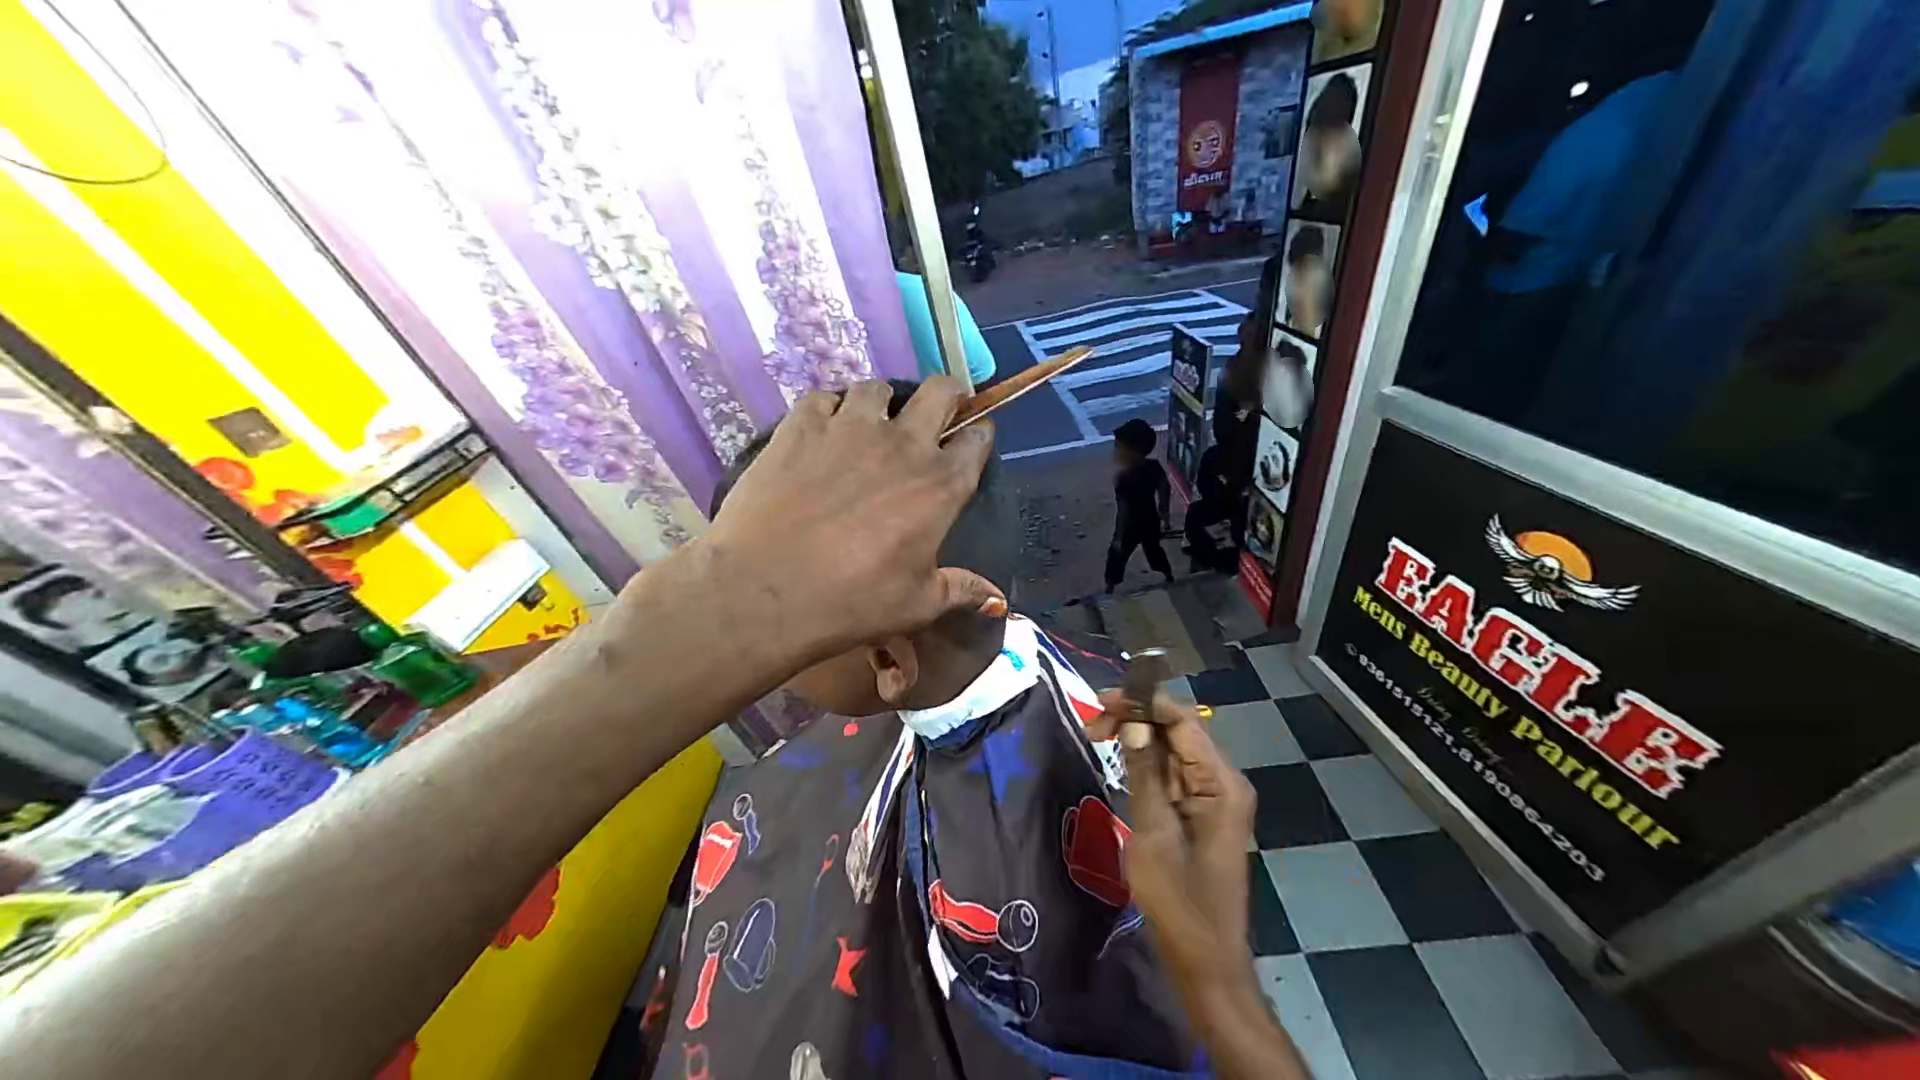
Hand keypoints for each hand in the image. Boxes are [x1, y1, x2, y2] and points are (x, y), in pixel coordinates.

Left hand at [699, 377, 1005, 665]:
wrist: (765, 591)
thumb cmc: (853, 601)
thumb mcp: (917, 604)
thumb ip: (962, 590)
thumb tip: (999, 600)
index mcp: (941, 484)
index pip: (977, 439)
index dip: (978, 437)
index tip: (971, 444)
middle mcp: (903, 443)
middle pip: (940, 391)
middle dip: (946, 396)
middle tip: (935, 414)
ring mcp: (849, 428)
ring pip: (877, 388)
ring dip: (883, 403)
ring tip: (870, 426)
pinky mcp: (801, 426)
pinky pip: (823, 398)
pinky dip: (829, 410)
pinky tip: (821, 434)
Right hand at [1098, 691, 1257, 991]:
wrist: (1204, 961)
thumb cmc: (1179, 901)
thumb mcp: (1153, 833)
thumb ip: (1144, 773)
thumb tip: (1132, 722)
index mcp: (1222, 783)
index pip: (1183, 721)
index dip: (1143, 702)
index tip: (1101, 701)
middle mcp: (1223, 781)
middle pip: (1178, 730)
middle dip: (1136, 719)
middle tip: (1091, 724)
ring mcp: (1213, 796)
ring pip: (1172, 749)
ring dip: (1137, 738)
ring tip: (1096, 735)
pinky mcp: (1200, 810)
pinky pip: (1171, 773)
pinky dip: (1145, 762)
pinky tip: (1119, 758)